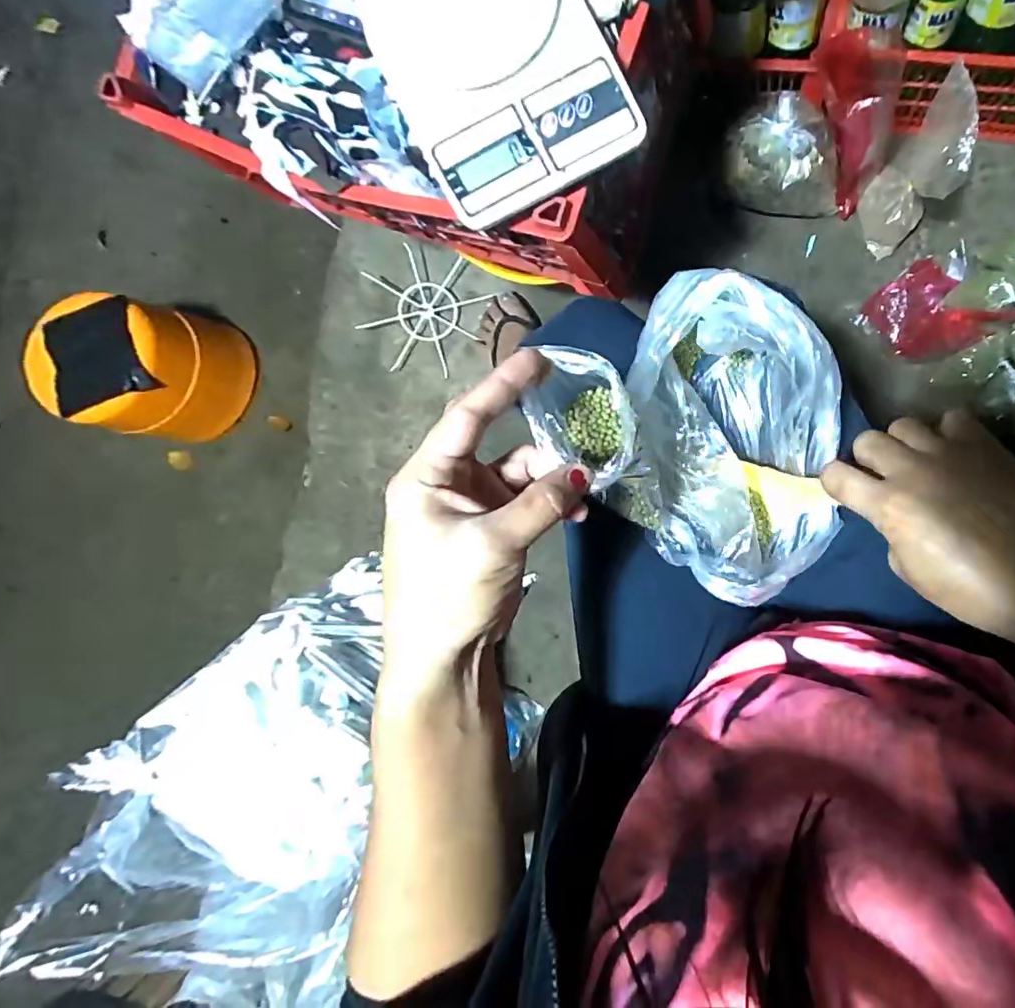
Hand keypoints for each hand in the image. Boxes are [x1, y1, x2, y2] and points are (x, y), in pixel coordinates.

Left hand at [380, 350, 589, 697]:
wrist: (442, 654)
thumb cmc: (447, 594)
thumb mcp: (493, 542)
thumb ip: (541, 503)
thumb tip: (584, 472)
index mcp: (429, 477)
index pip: (467, 417)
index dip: (503, 386)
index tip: (539, 360)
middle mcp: (452, 483)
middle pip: (508, 449)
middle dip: (548, 453)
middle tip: (586, 457)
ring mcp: (478, 506)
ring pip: (528, 476)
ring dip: (558, 484)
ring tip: (584, 497)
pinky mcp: (499, 527)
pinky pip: (535, 501)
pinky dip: (557, 503)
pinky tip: (577, 513)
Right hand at [822, 409, 1014, 659]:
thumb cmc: (961, 587)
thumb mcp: (906, 568)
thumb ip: (889, 529)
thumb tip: (892, 512)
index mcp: (888, 505)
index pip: (836, 474)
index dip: (834, 482)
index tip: (846, 490)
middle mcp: (910, 468)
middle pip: (866, 440)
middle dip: (867, 459)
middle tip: (885, 477)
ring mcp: (947, 450)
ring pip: (904, 423)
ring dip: (905, 444)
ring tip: (921, 461)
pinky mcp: (981, 442)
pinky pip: (952, 418)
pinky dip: (947, 432)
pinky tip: (955, 452)